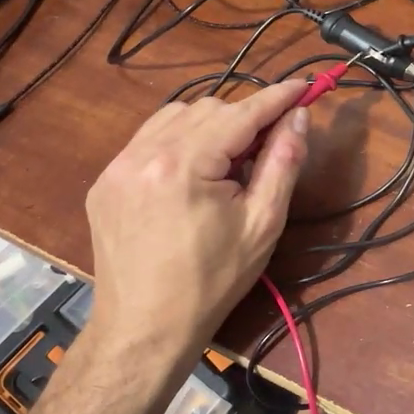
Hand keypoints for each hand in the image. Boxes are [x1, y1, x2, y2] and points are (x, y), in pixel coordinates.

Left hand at [85, 81, 312, 357]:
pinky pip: (150, 137)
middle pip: (210, 108)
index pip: (241, 113)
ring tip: (232, 161)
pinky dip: (181, 138)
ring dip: (213, 124)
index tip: (307, 85)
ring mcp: (118, 166)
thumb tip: (298, 116)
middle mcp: (144, 155)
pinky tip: (197, 169)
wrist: (145, 328)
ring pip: (178, 116)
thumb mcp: (263, 222)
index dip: (278, 97)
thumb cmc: (214, 279)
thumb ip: (283, 161)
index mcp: (184, 165)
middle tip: (271, 147)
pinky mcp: (106, 181)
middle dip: (247, 117)